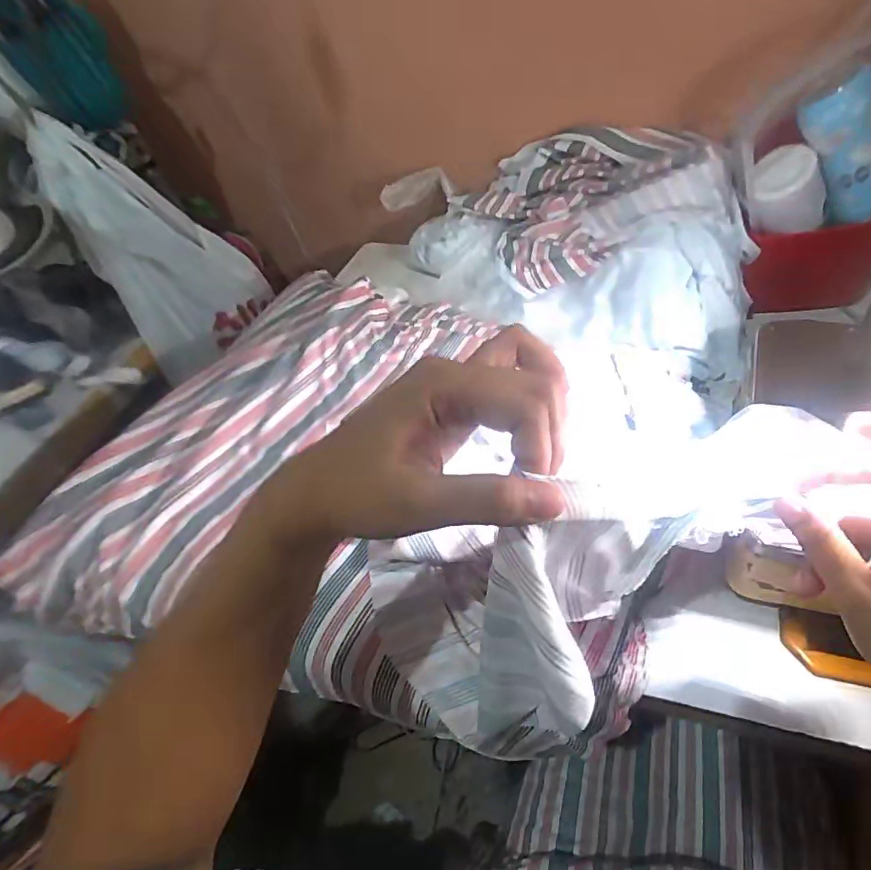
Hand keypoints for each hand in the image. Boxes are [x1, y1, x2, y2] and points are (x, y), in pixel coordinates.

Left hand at [256, 326, 567, 544]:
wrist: (314, 495)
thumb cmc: (358, 496)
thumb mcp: (420, 504)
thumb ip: (488, 500)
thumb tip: (556, 501)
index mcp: (442, 383)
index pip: (525, 395)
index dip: (542, 442)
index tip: (531, 489)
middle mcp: (452, 370)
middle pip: (534, 368)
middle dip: (552, 422)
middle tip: (539, 475)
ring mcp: (453, 381)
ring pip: (525, 364)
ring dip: (548, 406)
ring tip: (539, 457)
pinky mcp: (455, 400)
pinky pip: (509, 384)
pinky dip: (531, 409)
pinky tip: (526, 446)